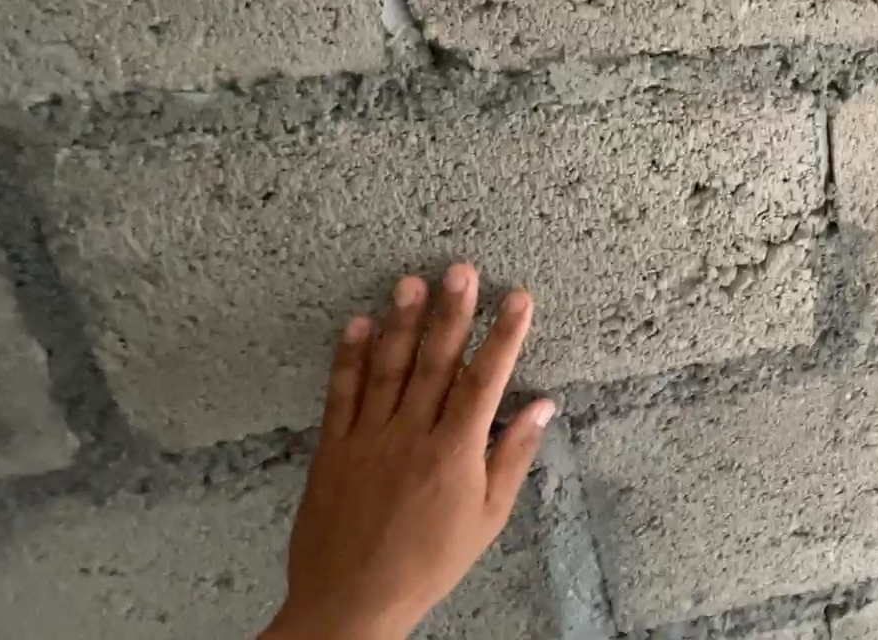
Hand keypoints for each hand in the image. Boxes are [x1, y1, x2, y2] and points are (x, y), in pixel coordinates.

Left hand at [262, 265, 554, 639]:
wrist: (348, 606)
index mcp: (454, 451)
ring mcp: (368, 440)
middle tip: (461, 271)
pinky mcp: (333, 451)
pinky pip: (341, 396)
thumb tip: (544, 406)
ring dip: (401, 322)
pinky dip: (349, 358)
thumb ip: (514, 455)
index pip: (485, 379)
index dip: (504, 335)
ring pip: (388, 370)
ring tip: (411, 281)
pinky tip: (358, 324)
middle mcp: (411, 436)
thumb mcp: (489, 516)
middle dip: (452, 313)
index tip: (518, 299)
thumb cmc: (430, 561)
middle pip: (435, 363)